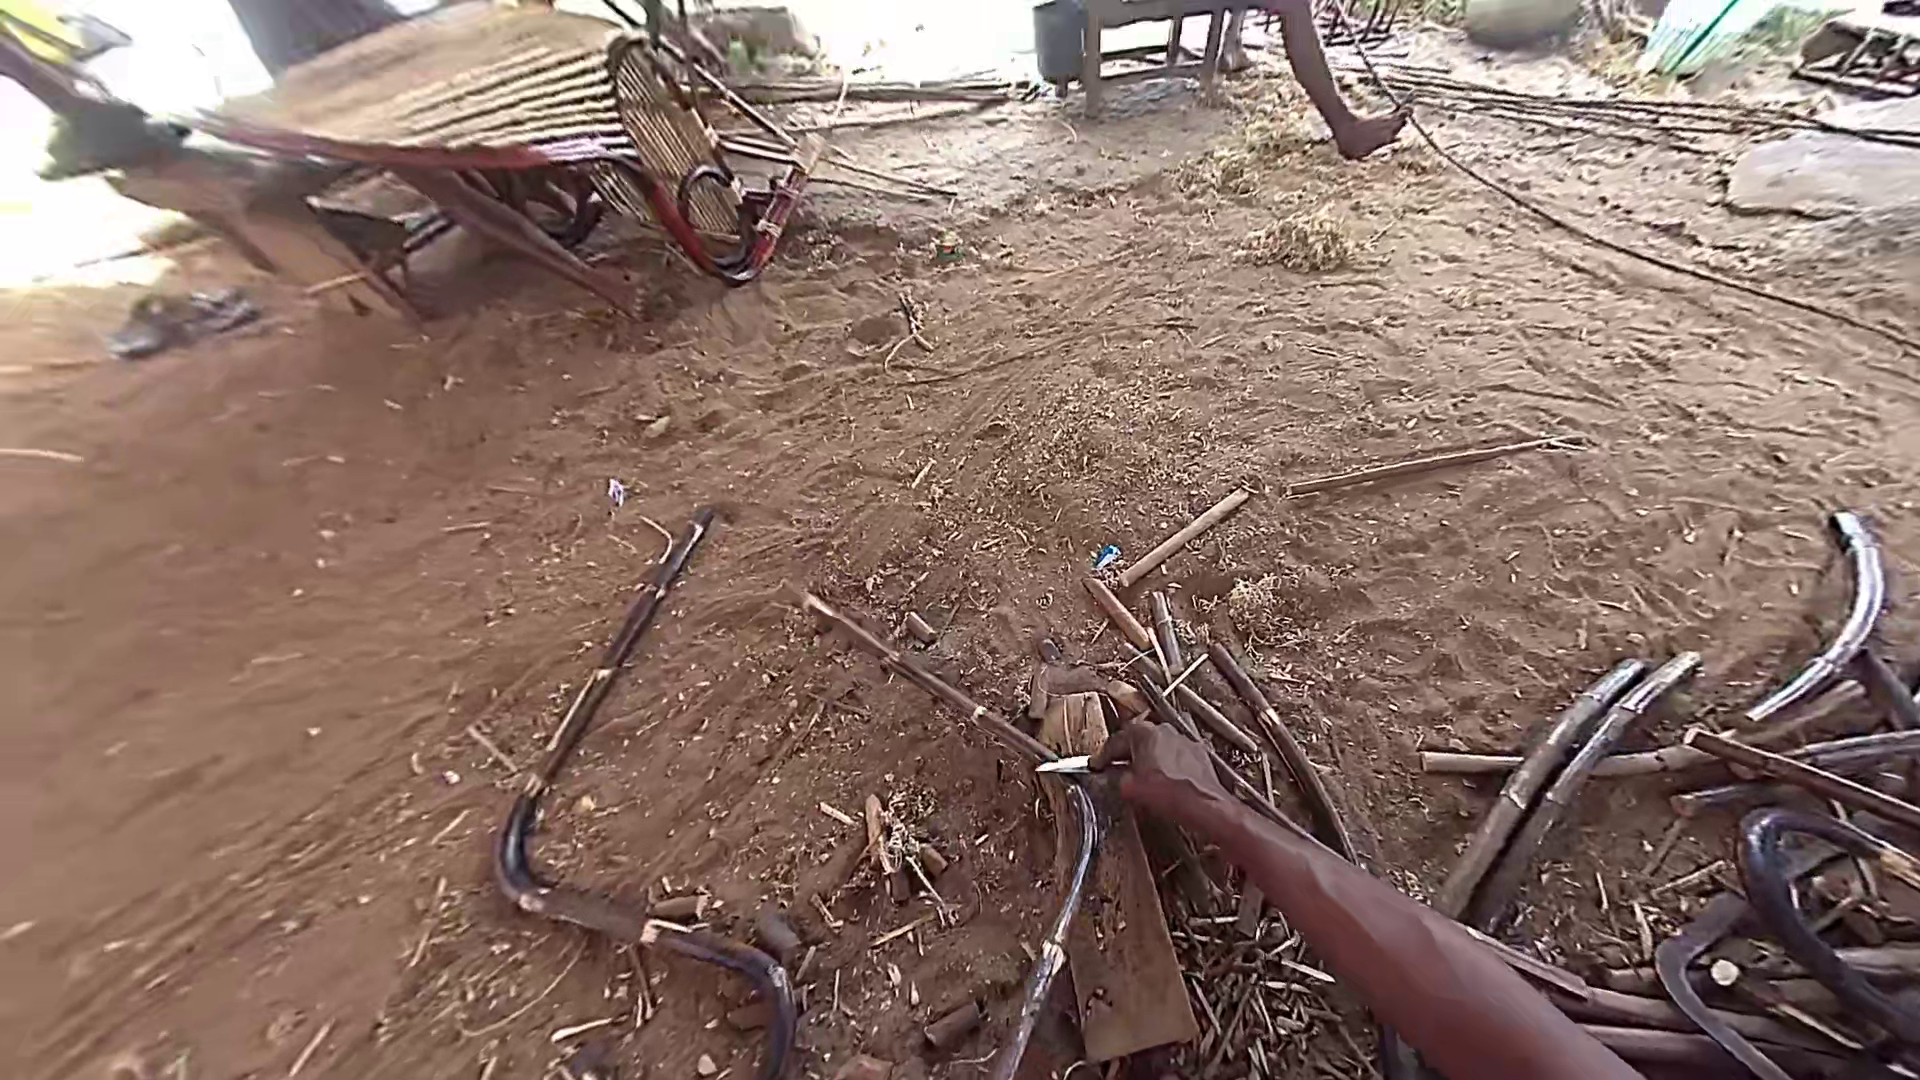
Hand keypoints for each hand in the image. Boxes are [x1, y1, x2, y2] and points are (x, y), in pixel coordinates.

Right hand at [1090, 722, 1230, 826]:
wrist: (1202, 805)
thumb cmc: (1168, 792)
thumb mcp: (1129, 787)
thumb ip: (1118, 778)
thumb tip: (1118, 779)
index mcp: (1142, 732)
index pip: (1115, 741)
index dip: (1103, 756)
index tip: (1098, 764)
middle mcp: (1163, 730)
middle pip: (1137, 740)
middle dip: (1127, 754)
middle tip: (1117, 768)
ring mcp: (1182, 741)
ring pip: (1158, 747)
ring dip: (1149, 759)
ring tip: (1143, 777)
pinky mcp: (1198, 754)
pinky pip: (1176, 756)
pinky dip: (1168, 766)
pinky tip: (1166, 782)